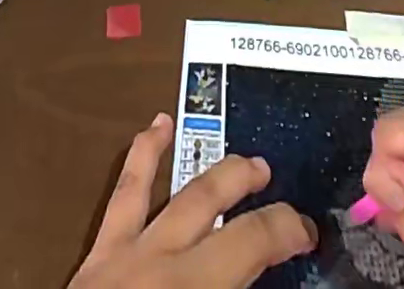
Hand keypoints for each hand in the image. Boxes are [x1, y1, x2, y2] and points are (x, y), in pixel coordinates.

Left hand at [69, 113, 317, 288]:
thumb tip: (254, 274)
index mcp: (194, 287)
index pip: (252, 243)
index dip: (286, 230)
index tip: (307, 231)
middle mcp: (163, 261)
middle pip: (214, 205)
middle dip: (247, 185)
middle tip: (271, 175)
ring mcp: (126, 251)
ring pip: (172, 192)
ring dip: (208, 169)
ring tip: (236, 153)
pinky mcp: (97, 254)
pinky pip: (122, 195)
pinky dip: (140, 157)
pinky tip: (150, 130)